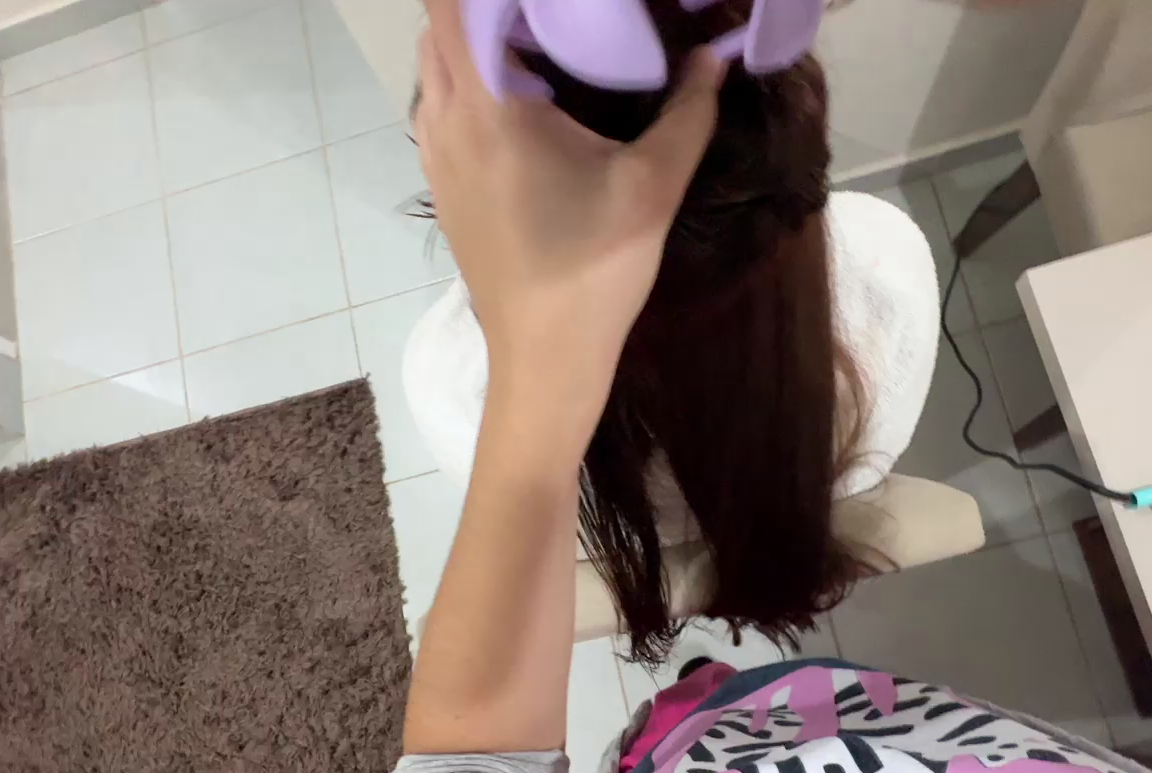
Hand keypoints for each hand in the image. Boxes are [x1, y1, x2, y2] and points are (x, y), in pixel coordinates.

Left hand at [414, 0, 722, 459]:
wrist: (546, 357)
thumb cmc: (595, 273)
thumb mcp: (652, 188)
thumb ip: (689, 112)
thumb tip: (716, 55)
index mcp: (488, 104)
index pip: (460, 1)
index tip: (556, 4)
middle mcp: (444, 121)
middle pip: (441, 25)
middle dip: (491, 10)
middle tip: (553, 22)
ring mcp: (434, 159)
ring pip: (435, 69)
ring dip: (475, 47)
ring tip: (537, 55)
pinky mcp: (441, 191)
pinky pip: (438, 111)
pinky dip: (467, 89)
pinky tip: (518, 113)